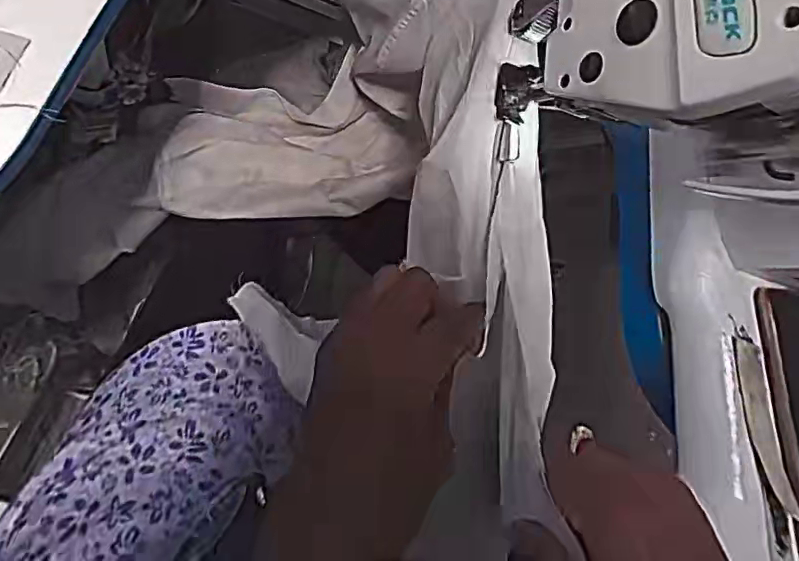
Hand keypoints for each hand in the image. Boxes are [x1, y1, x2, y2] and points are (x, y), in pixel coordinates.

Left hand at [257, 266, 483, 560]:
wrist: (322, 519)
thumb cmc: (390, 492)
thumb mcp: (438, 444)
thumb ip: (446, 385)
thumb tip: (452, 355)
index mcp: (414, 362)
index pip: (455, 318)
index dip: (472, 320)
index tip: (475, 329)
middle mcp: (379, 336)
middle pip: (417, 282)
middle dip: (436, 300)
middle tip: (443, 328)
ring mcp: (348, 336)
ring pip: (384, 280)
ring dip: (405, 296)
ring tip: (414, 327)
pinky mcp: (328, 346)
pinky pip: (360, 305)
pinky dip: (378, 310)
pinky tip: (386, 341)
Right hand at [537, 427, 727, 560]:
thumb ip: (545, 551)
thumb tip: (526, 534)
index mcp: (612, 494)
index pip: (561, 459)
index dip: (545, 486)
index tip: (538, 512)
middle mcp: (647, 482)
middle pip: (594, 463)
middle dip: (578, 492)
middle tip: (566, 534)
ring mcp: (677, 495)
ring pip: (625, 477)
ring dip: (610, 502)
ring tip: (603, 546)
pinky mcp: (697, 515)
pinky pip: (653, 496)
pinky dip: (639, 513)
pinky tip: (636, 548)